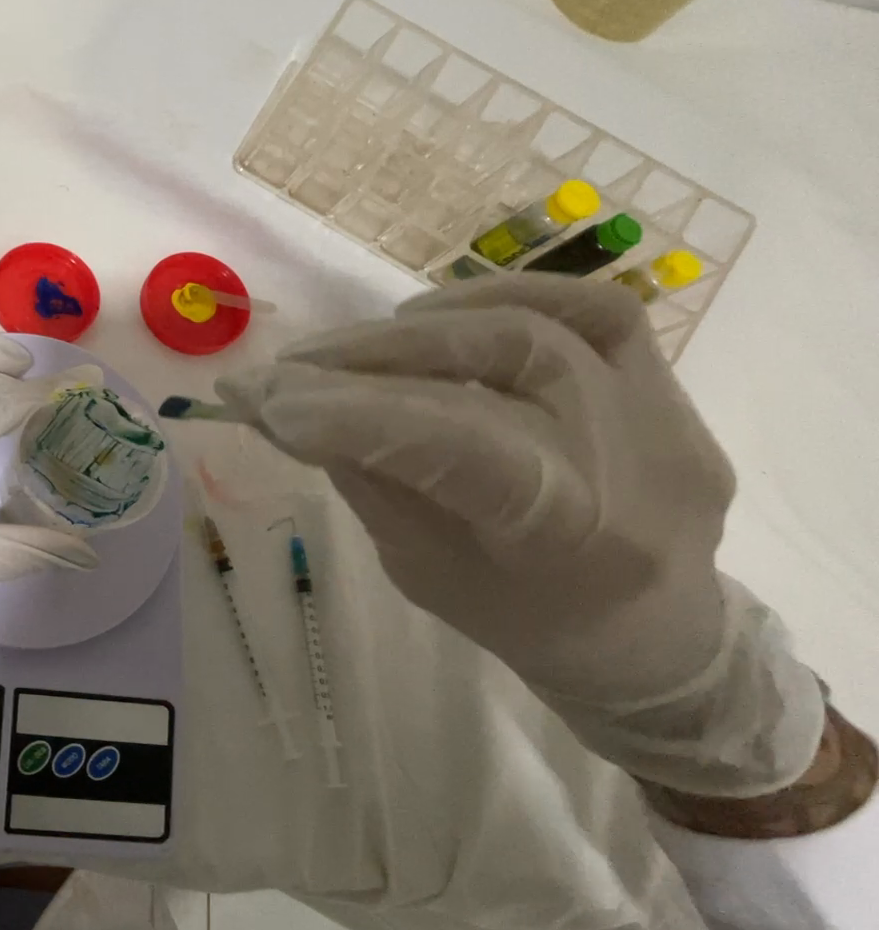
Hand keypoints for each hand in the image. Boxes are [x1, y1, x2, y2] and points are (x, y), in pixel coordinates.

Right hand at [216, 276, 822, 795]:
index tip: (262, 403)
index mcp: (564, 532)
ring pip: (533, 323)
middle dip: (370, 358)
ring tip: (339, 349)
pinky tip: (424, 319)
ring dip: (415, 329)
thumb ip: (359, 477)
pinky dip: (494, 299)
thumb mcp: (417, 564)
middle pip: (498, 359)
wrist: (645, 630)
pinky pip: (591, 308)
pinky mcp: (667, 383)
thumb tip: (276, 408)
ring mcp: (660, 410)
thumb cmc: (514, 614)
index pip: (459, 444)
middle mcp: (630, 457)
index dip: (356, 414)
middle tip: (282, 370)